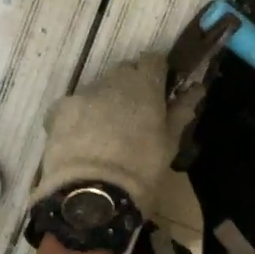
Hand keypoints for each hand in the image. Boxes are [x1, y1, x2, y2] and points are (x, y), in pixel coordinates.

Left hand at [32, 53, 180, 217]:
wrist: (93, 193)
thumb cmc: (141, 170)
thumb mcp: (169, 144)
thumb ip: (180, 112)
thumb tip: (196, 90)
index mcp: (145, 85)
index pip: (153, 60)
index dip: (157, 72)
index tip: (160, 90)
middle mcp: (113, 81)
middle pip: (123, 72)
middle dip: (130, 87)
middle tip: (135, 116)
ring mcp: (83, 93)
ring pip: (97, 89)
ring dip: (105, 102)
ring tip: (106, 133)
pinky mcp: (58, 109)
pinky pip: (73, 105)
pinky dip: (79, 116)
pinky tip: (81, 140)